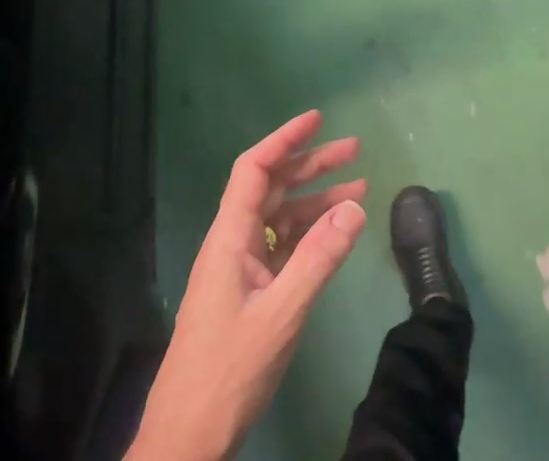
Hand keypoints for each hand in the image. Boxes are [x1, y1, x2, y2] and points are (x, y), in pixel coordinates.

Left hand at [127, 111, 368, 460]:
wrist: (189, 436)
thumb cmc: (229, 370)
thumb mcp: (282, 313)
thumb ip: (319, 258)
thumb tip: (356, 206)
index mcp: (229, 240)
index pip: (253, 172)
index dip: (283, 141)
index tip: (318, 119)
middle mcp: (233, 246)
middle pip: (272, 190)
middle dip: (311, 165)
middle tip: (354, 150)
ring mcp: (241, 272)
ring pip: (281, 220)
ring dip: (317, 201)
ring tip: (360, 188)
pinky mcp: (250, 295)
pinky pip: (283, 249)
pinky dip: (312, 235)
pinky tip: (337, 234)